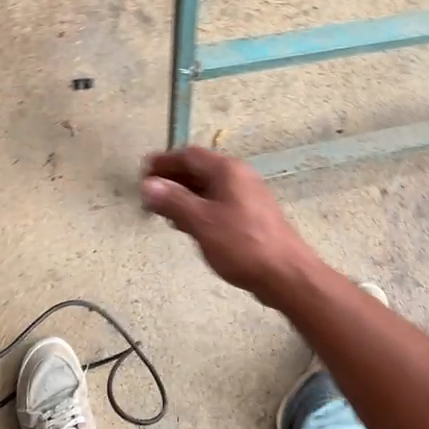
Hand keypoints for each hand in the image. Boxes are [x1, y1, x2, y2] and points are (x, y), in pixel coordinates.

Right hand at [141, 147, 321, 304]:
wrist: (285, 273)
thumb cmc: (242, 244)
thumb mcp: (202, 222)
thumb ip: (174, 201)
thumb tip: (149, 185)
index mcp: (227, 170)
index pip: (190, 155)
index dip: (165, 161)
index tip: (143, 171)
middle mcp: (239, 175)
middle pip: (200, 169)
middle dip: (173, 178)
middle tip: (149, 192)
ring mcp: (247, 194)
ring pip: (209, 187)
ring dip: (185, 194)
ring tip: (163, 210)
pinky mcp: (251, 214)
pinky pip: (219, 201)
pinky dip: (200, 207)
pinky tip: (189, 224)